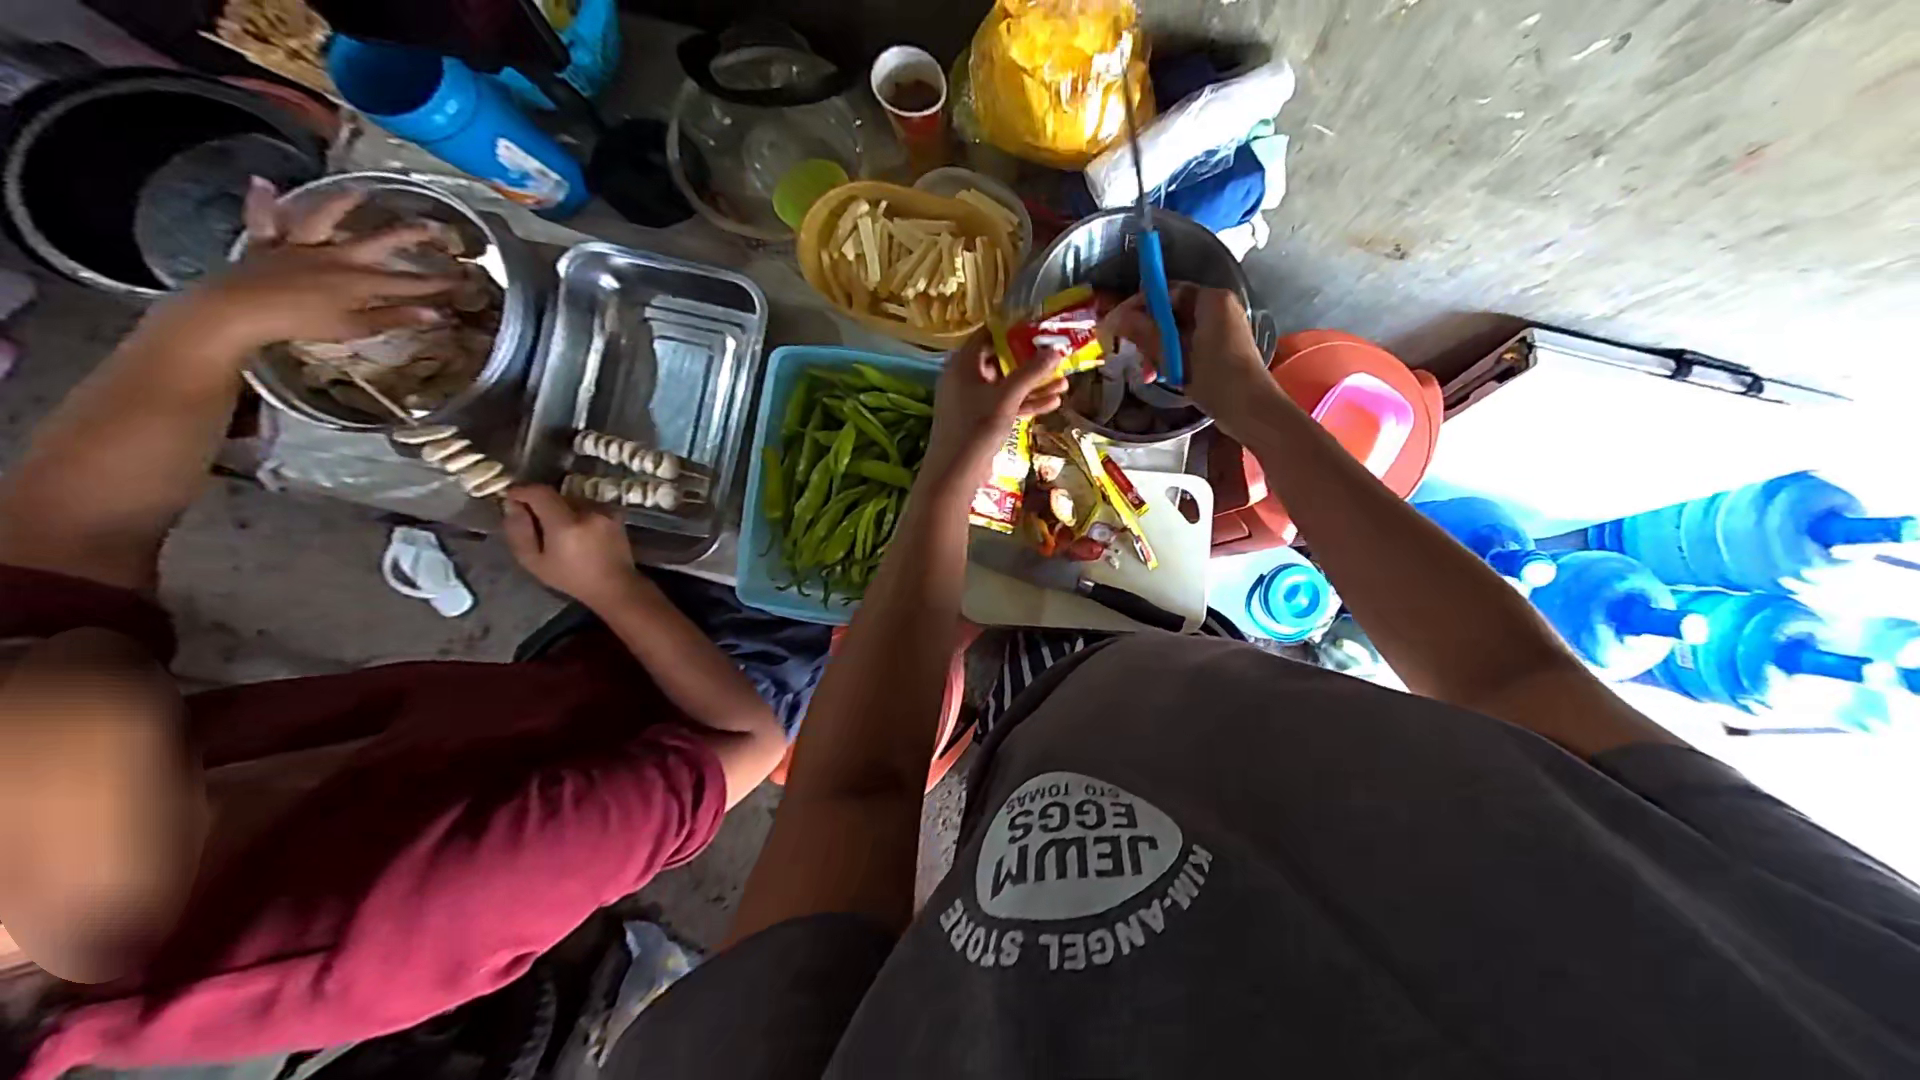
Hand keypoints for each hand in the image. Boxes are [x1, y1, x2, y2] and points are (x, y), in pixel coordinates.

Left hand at [159, 178, 460, 352]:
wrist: (237, 311)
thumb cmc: (301, 323)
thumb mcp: (356, 327)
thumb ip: (396, 318)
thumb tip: (436, 314)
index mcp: (358, 280)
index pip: (408, 283)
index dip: (437, 282)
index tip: (462, 279)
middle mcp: (334, 257)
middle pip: (377, 242)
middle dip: (408, 235)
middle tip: (431, 226)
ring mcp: (299, 247)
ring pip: (322, 219)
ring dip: (340, 203)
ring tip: (358, 191)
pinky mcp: (267, 246)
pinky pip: (264, 220)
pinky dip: (263, 201)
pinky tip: (264, 184)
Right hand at [501, 485, 644, 607]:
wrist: (614, 584)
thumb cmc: (571, 578)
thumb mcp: (534, 562)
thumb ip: (519, 532)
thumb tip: (513, 505)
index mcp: (566, 524)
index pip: (540, 492)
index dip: (522, 491)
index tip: (512, 497)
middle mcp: (588, 511)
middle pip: (556, 495)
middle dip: (542, 504)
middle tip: (536, 521)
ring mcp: (605, 510)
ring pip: (573, 498)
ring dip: (562, 508)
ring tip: (560, 530)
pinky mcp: (616, 513)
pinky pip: (589, 504)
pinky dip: (579, 512)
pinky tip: (580, 530)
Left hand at [921, 328, 1067, 493]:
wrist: (955, 474)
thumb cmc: (976, 428)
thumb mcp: (1007, 398)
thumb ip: (1031, 373)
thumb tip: (1057, 350)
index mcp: (963, 364)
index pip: (988, 335)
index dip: (1013, 330)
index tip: (1039, 328)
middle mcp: (964, 378)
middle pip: (1001, 361)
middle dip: (1030, 361)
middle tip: (1057, 355)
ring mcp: (972, 400)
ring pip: (1006, 386)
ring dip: (1033, 385)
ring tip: (1064, 382)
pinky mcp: (979, 420)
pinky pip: (1004, 405)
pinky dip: (1025, 403)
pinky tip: (1053, 403)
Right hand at [1099, 284, 1279, 433]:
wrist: (1249, 409)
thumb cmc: (1215, 376)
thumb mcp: (1175, 354)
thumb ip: (1146, 333)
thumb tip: (1115, 318)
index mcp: (1211, 300)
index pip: (1167, 291)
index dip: (1140, 305)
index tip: (1118, 323)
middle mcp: (1218, 308)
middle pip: (1170, 312)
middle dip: (1148, 334)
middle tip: (1133, 354)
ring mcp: (1220, 328)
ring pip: (1176, 332)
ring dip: (1157, 350)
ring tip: (1149, 373)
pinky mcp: (1220, 348)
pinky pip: (1188, 345)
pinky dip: (1173, 358)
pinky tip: (1163, 377)